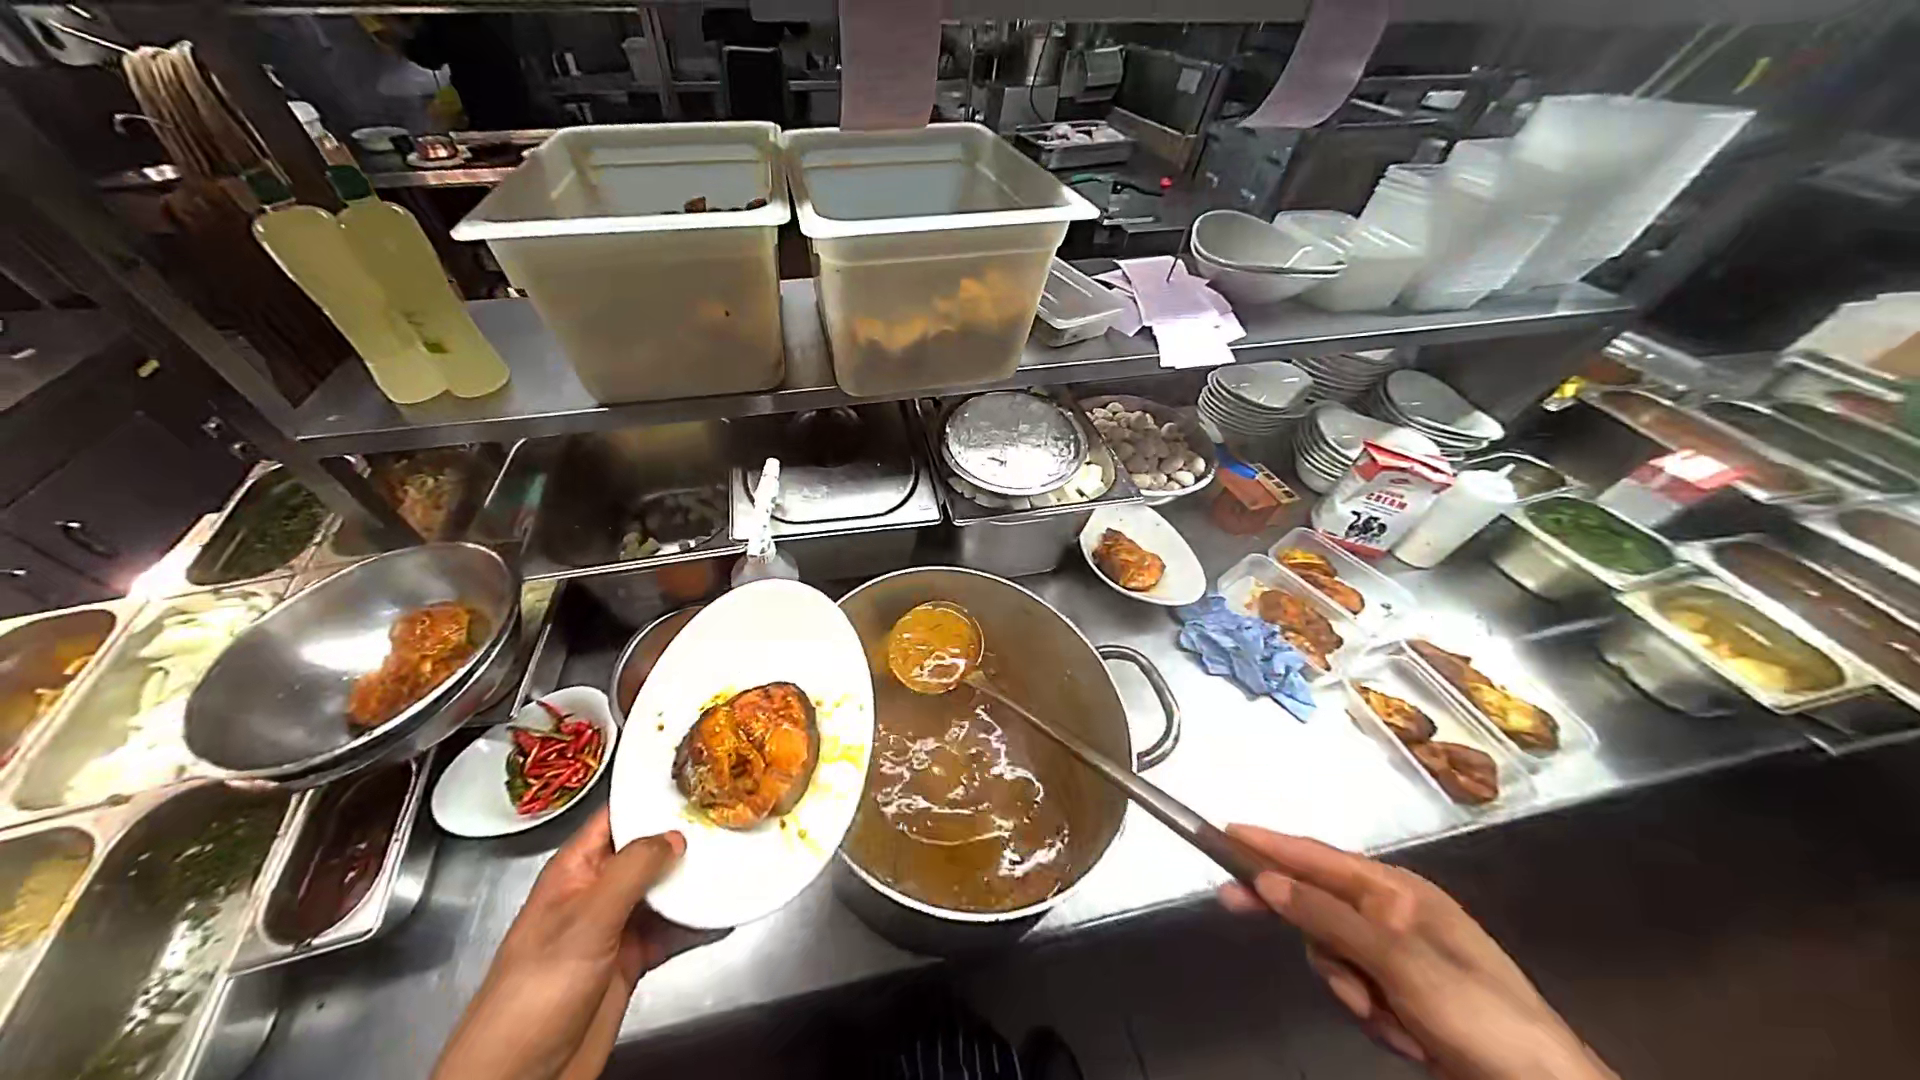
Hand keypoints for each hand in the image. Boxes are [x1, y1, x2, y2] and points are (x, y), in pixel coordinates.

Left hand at [432, 808, 719, 1079]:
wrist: (520, 1079)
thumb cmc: (535, 993)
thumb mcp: (585, 921)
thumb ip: (631, 871)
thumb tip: (675, 836)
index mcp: (576, 871)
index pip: (618, 817)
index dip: (653, 797)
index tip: (697, 781)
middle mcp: (598, 892)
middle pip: (649, 852)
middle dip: (686, 838)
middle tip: (729, 819)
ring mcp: (616, 927)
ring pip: (666, 890)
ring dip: (698, 881)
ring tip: (737, 860)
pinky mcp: (633, 959)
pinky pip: (674, 930)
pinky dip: (701, 923)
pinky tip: (727, 913)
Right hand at [1218, 825, 1615, 1079]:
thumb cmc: (1479, 1016)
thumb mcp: (1399, 962)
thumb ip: (1328, 917)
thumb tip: (1267, 880)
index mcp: (1398, 891)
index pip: (1318, 857)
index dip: (1269, 844)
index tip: (1225, 832)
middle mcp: (1393, 915)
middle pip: (1317, 903)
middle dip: (1298, 922)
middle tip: (1231, 903)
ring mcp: (1398, 957)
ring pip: (1331, 953)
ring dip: (1349, 989)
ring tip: (1386, 1020)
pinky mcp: (1403, 996)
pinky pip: (1355, 989)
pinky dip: (1371, 1014)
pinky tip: (1404, 1038)